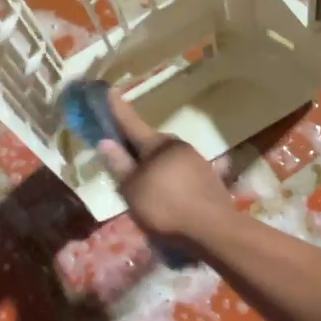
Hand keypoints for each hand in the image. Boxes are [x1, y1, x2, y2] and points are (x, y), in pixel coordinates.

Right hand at [95, 90, 233, 247]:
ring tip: (145, 186)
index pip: (131, 121)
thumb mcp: (133, 190)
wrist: (214, 231)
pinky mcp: (208, 179)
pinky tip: (167, 196)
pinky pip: (181, 172)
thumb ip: (120, 165)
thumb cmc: (165, 207)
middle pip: (151, 141)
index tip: (110, 90)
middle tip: (123, 157)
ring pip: (167, 157)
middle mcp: (177, 145)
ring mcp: (196, 160)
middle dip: (137, 146)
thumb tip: (105, 142)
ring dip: (155, 165)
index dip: (118, 108)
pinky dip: (170, 179)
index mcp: (157, 144)